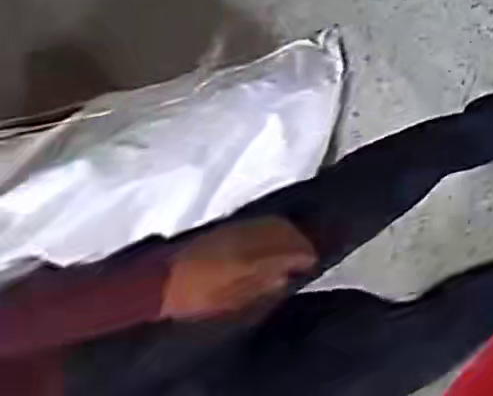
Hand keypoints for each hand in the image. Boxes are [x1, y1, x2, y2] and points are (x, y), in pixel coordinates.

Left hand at [160, 217, 316, 320]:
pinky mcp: (232, 225)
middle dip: (302, 243)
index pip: (295, 252)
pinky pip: (266, 222)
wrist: (151, 282)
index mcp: (257, 257)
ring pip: (281, 226)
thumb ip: (258, 288)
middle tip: (305, 255)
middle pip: (291, 235)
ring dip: (291, 234)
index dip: (306, 259)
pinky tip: (274, 235)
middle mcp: (256, 238)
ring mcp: (243, 229)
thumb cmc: (190, 296)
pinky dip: (276, 228)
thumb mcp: (224, 300)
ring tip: (293, 244)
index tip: (310, 266)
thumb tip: (285, 279)